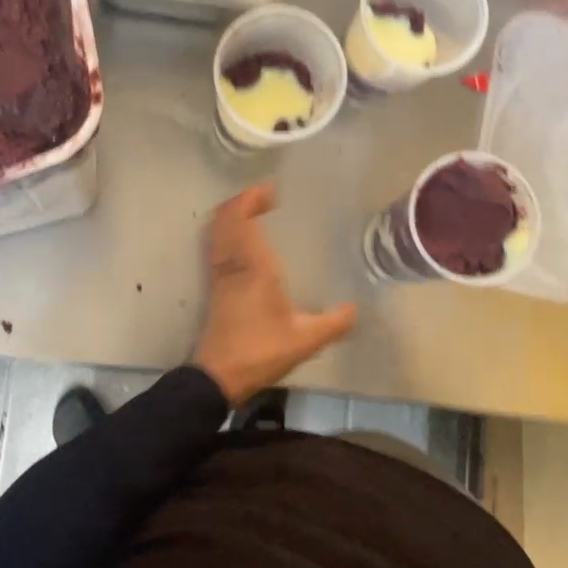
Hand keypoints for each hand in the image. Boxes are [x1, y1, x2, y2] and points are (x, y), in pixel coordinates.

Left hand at [192, 185, 356, 403]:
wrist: (219, 376)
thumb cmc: (261, 351)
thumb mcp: (306, 340)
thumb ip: (335, 322)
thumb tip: (354, 309)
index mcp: (253, 267)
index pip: (242, 218)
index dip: (251, 198)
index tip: (271, 191)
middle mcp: (231, 264)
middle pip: (223, 219)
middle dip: (240, 202)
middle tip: (265, 199)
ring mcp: (218, 277)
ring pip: (215, 233)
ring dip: (230, 219)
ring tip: (254, 218)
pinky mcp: (213, 291)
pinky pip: (215, 250)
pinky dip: (226, 237)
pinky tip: (244, 248)